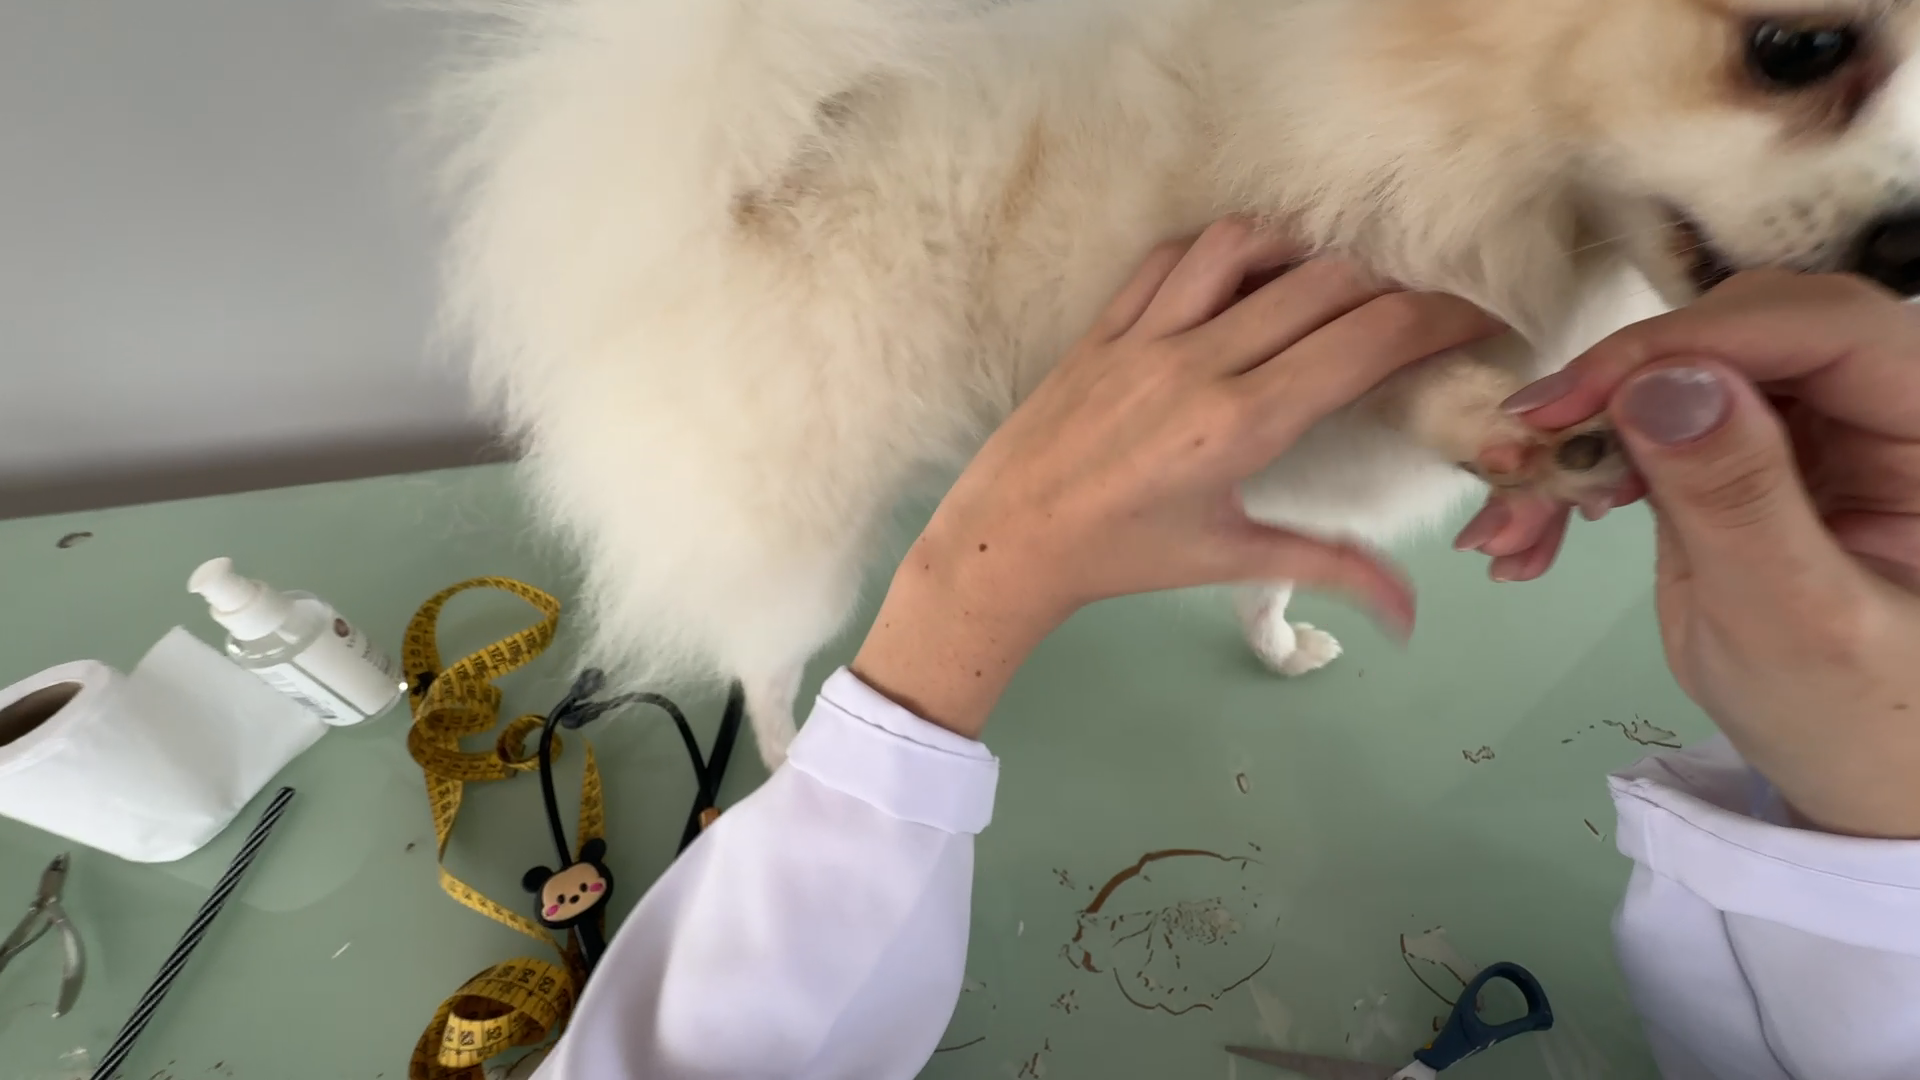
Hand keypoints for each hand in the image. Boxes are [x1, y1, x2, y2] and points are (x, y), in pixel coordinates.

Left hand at [851, 217, 1503, 737]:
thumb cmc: (1118, 557)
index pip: (1370, 338)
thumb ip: (1330, 570)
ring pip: (1244, 245)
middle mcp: (1198, 362)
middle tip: (1406, 322)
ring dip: (1302, 253)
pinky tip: (1230, 283)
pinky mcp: (1100, 328)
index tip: (1476, 326)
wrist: (1010, 539)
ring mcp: (1142, 336)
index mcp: (1241, 422)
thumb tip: (1411, 617)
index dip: (1445, 319)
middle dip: (1392, 290)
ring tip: (1318, 292)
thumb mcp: (1226, 559)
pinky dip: (1214, 254)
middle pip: (1327, 282)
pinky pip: (1166, 259)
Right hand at [1479, 271, 1919, 836]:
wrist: (1860, 768)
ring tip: (1505, 534)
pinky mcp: (1731, 462)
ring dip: (1563, 453)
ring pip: (1657, 388)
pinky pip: (1632, 438)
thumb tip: (1660, 386)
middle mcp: (1883, 411)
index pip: (1818, 329)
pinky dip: (1565, 482)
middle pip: (1726, 339)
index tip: (1555, 408)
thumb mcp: (1788, 613)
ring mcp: (1803, 435)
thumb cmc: (1860, 716)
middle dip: (1604, 397)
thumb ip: (1731, 495)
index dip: (1676, 347)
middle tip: (1517, 461)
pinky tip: (1527, 538)